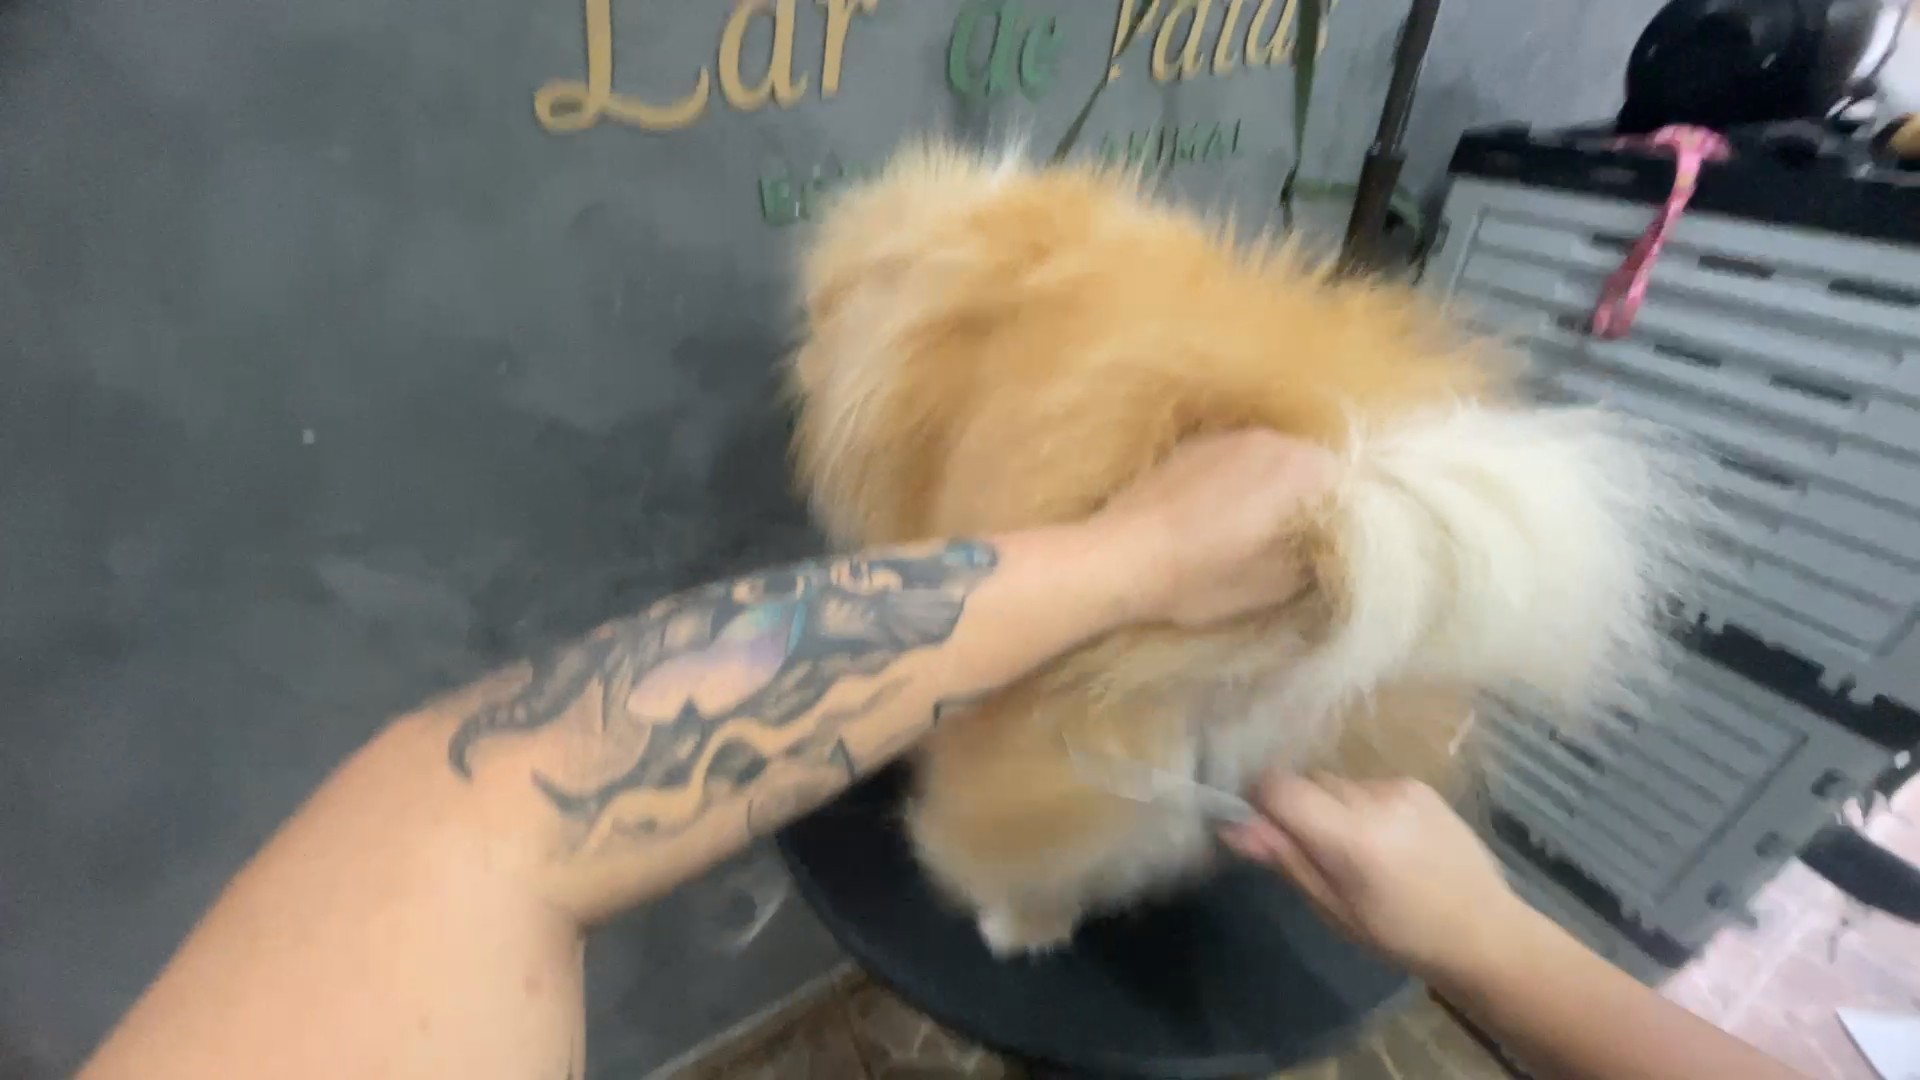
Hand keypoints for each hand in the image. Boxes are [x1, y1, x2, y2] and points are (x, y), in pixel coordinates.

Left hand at [1090, 430, 1335, 628]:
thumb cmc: (1199, 574)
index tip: (1328, 546)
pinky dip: (1236, 481)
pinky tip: (1214, 515)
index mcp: (1301, 468)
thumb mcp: (1273, 584)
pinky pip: (1233, 459)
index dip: (1345, 516)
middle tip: (1292, 540)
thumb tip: (1333, 547)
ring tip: (1251, 529)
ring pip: (1270, 460)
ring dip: (1271, 488)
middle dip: (1309, 498)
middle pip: (1310, 466)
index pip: (1351, 482)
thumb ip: (1317, 558)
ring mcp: (1225, 437)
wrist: (1118, 556)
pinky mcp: (1190, 446)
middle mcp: (1269, 438)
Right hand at [1221, 772, 1526, 980]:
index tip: (1266, 829)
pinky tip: (1388, 839)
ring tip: (1360, 849)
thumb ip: (1284, 858)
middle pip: (1306, 783)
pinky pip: (1364, 784)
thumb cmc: (1401, 934)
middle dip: (1301, 809)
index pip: (1279, 786)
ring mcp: (1398, 787)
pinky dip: (1361, 805)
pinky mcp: (1416, 784)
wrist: (1489, 935)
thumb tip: (1232, 825)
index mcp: (1351, 836)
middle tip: (1320, 853)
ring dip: (1331, 807)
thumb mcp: (1333, 907)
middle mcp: (1373, 798)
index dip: (1261, 801)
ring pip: (1334, 783)